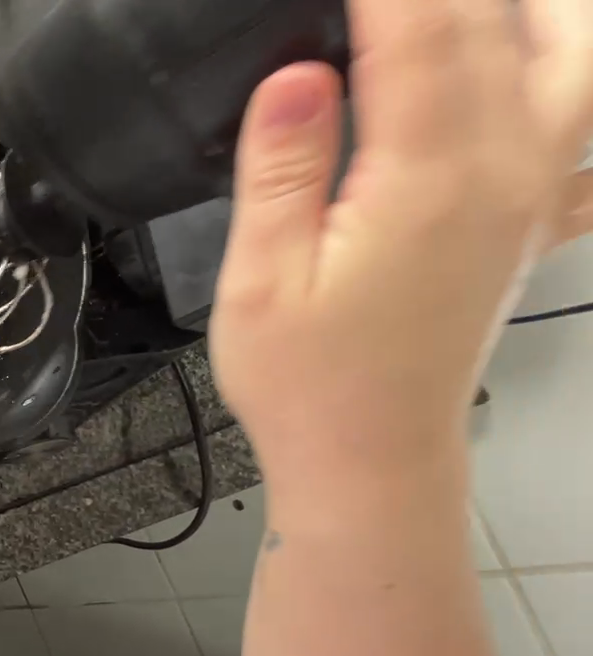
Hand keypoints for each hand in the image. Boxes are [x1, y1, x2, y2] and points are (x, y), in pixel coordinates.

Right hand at [210, 0, 592, 490]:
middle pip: (511, 21)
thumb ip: (282, 174)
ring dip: (524, 12)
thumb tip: (291, 77)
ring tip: (452, 19)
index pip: (423, 33)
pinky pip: (590, 120)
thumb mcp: (259, 284)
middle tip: (382, 0)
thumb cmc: (301, 377)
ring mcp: (540, 187)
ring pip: (579, 50)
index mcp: (428, 179)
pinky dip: (566, 76)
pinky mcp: (537, 214)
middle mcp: (512, 165)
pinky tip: (526, 80)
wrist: (367, 448)